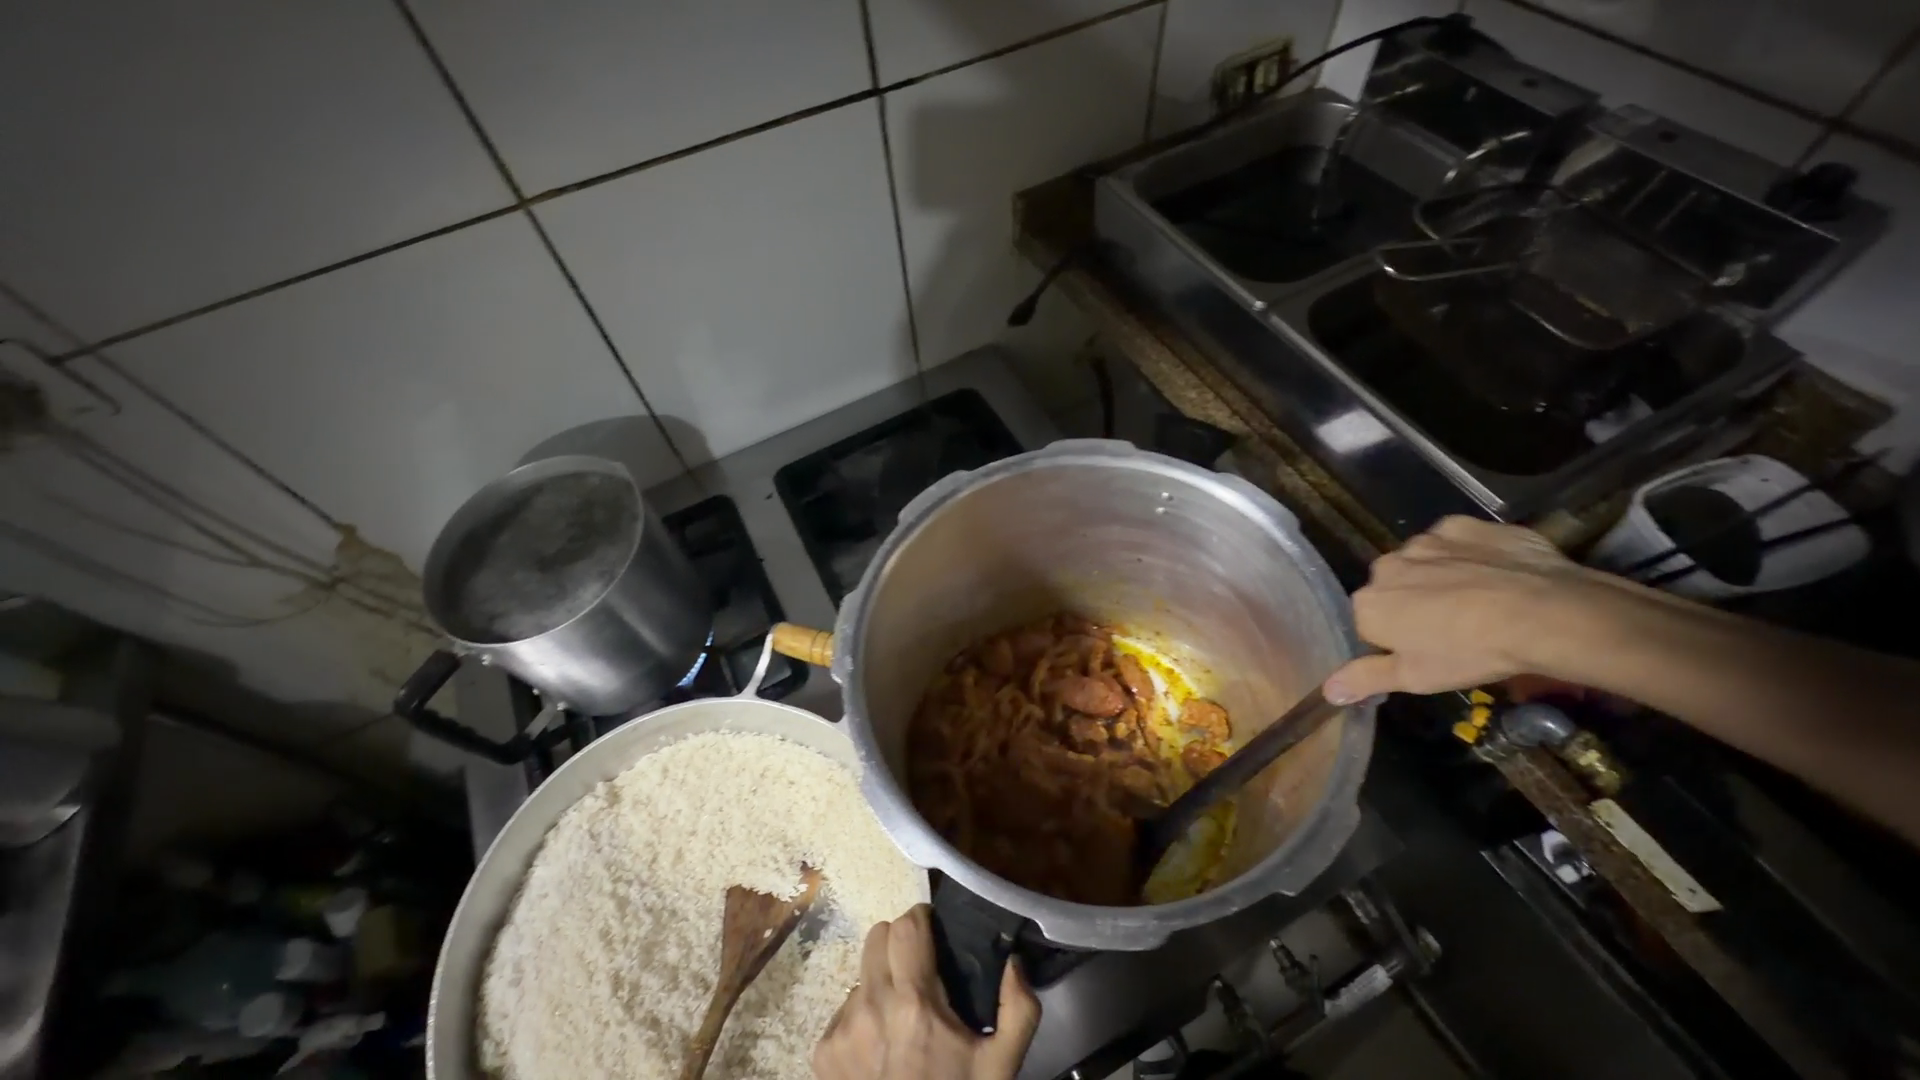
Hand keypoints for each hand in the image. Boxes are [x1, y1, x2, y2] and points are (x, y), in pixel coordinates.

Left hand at [813, 905, 1040, 1079]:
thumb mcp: (1000, 1065)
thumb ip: (1019, 1008)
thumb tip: (1013, 960)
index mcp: (915, 1004)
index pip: (906, 926)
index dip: (922, 921)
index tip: (936, 932)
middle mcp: (871, 1008)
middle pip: (877, 937)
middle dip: (901, 942)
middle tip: (921, 967)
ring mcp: (842, 1031)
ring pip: (861, 974)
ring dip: (882, 981)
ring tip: (903, 1015)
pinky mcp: (822, 1053)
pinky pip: (844, 1010)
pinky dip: (863, 1016)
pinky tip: (882, 1045)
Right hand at [1322, 516, 1603, 702]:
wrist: (1542, 613)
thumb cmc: (1471, 652)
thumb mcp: (1415, 678)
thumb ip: (1365, 678)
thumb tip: (1327, 690)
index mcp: (1368, 604)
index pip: (1370, 623)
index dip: (1397, 639)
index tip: (1425, 651)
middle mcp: (1387, 566)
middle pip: (1393, 588)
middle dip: (1412, 602)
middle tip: (1451, 629)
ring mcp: (1425, 541)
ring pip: (1422, 561)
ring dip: (1438, 576)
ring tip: (1477, 600)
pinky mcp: (1462, 524)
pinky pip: (1455, 541)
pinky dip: (1466, 554)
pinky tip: (1493, 573)